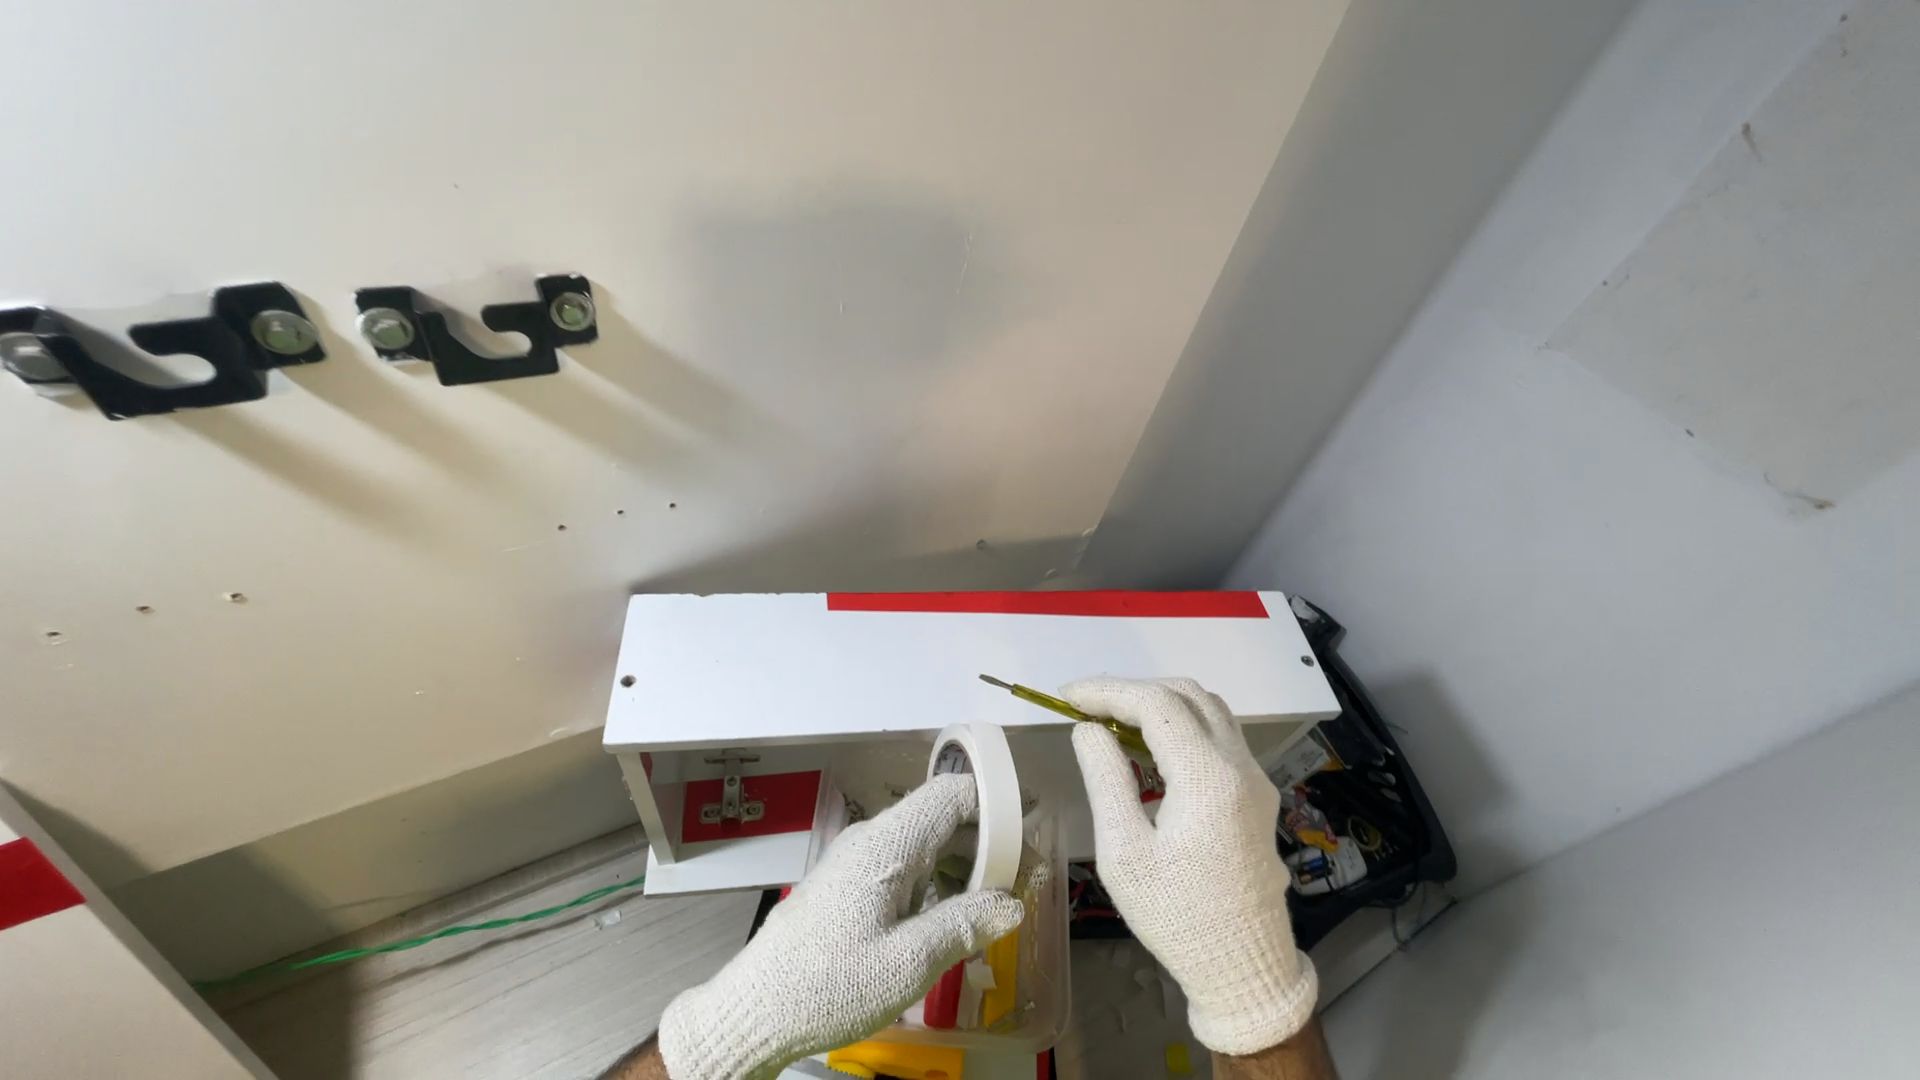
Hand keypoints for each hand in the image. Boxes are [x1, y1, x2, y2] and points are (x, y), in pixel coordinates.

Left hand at [656, 774, 1025, 1079]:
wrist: (754, 1011)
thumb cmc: (826, 986)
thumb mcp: (905, 964)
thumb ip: (962, 926)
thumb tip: (1011, 904)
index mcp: (886, 845)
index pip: (950, 794)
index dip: (995, 800)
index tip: (1031, 823)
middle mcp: (873, 840)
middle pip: (941, 817)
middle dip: (987, 840)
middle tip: (1024, 876)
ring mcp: (859, 860)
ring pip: (925, 843)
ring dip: (963, 865)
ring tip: (995, 902)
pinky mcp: (851, 883)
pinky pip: (906, 866)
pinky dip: (937, 882)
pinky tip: (951, 918)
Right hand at [1063, 677, 1316, 1054]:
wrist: (1244, 970)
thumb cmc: (1177, 916)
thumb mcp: (1124, 853)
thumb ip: (1106, 778)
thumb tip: (1090, 730)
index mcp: (1208, 779)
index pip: (1156, 704)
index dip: (1107, 691)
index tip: (1067, 698)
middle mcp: (1240, 766)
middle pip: (1186, 694)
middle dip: (1131, 690)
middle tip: (1087, 704)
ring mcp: (1256, 778)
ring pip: (1208, 708)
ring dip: (1159, 702)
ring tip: (1114, 719)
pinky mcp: (1257, 794)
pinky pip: (1220, 735)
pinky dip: (1182, 722)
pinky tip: (1150, 745)